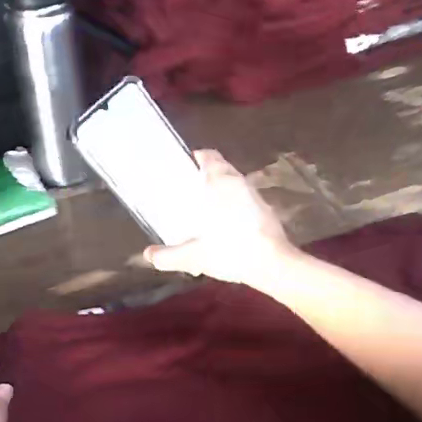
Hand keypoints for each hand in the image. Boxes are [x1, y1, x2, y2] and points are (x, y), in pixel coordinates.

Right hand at [143, 150, 302, 287]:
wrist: (273, 265)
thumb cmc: (231, 251)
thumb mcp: (194, 256)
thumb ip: (168, 256)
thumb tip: (147, 255)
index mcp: (220, 182)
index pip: (209, 156)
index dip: (196, 158)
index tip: (184, 167)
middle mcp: (240, 183)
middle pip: (222, 170)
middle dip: (206, 178)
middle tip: (189, 193)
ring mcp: (257, 197)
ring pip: (236, 186)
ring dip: (222, 193)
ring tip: (206, 212)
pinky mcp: (268, 213)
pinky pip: (246, 202)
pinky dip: (236, 208)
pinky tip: (227, 229)